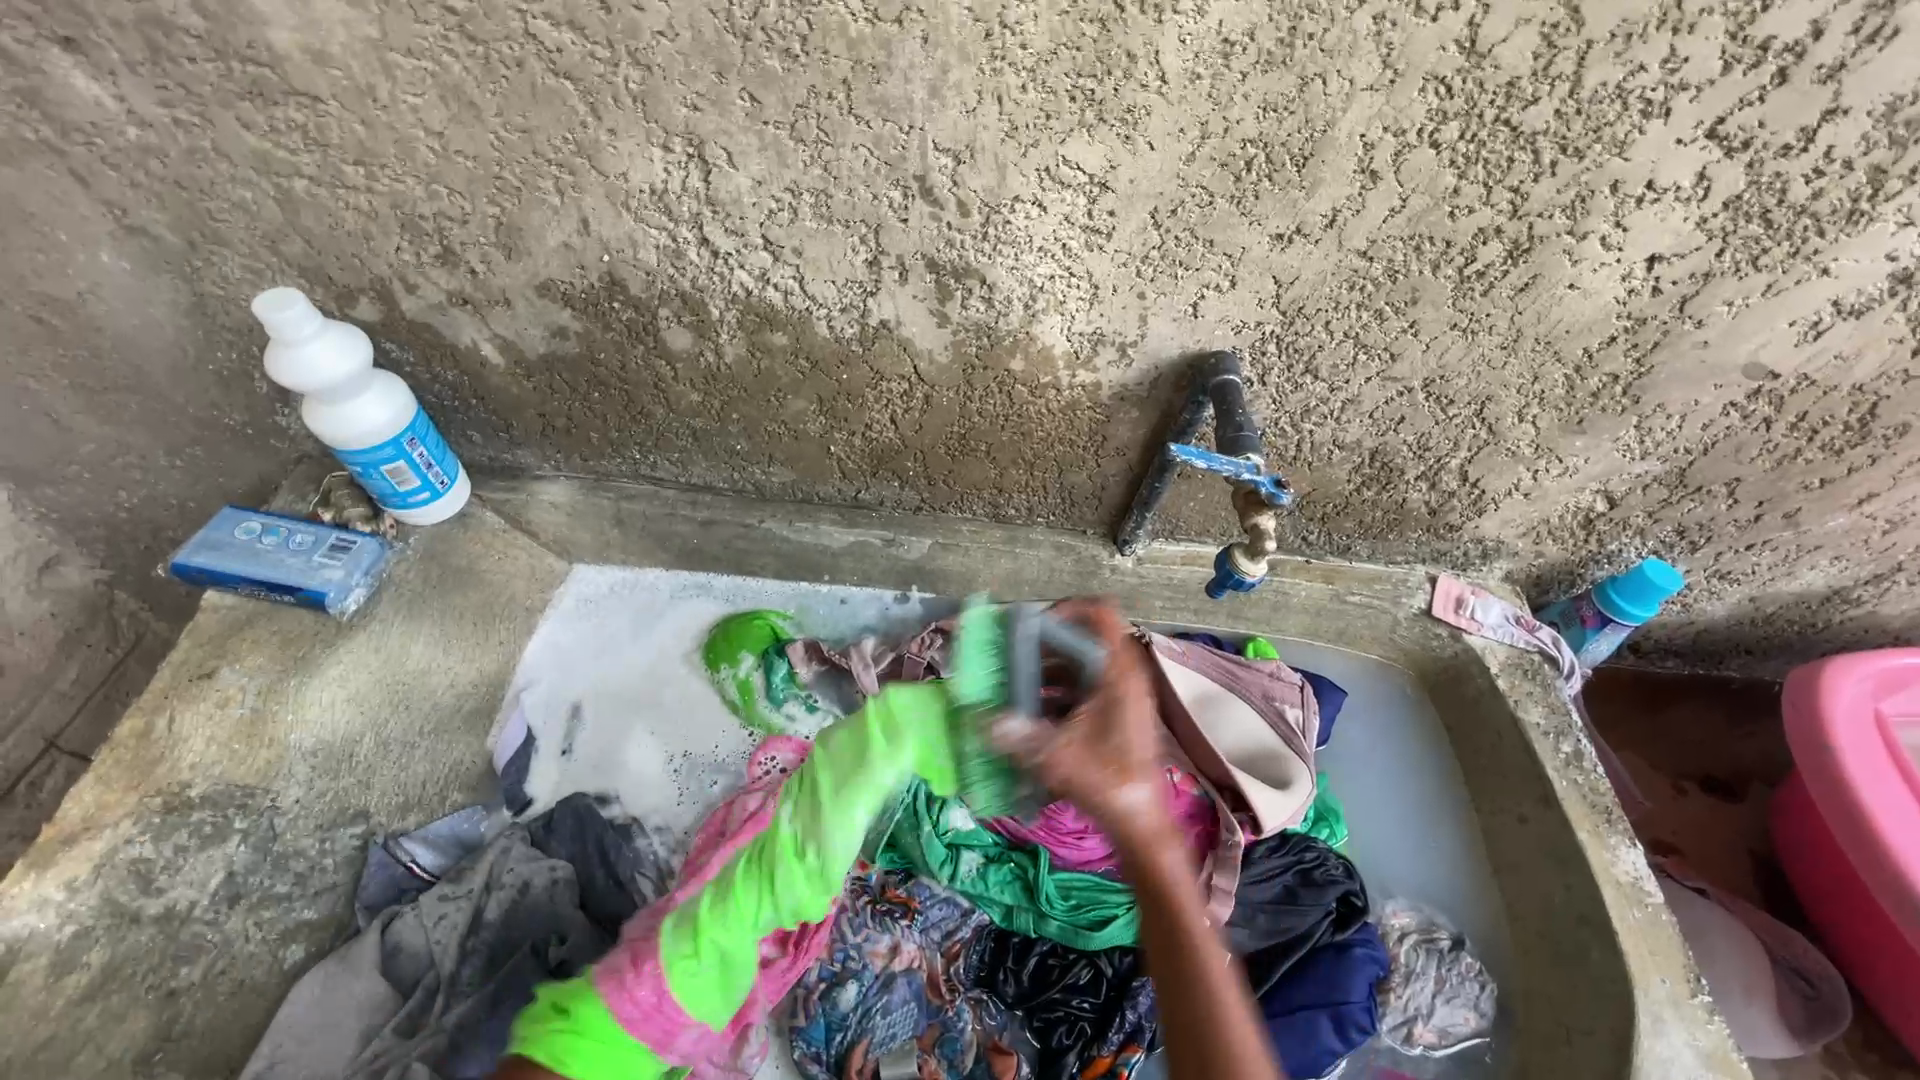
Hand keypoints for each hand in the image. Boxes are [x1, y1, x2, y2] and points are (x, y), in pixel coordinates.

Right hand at [989, 599, 1171, 851]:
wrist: (1141, 824)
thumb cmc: (1107, 782)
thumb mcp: (1056, 756)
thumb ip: (1017, 734)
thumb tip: (980, 718)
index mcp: (1118, 673)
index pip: (1101, 614)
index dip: (1066, 609)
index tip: (1032, 626)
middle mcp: (1123, 676)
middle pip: (1082, 640)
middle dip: (1042, 646)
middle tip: (1008, 658)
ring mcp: (1121, 696)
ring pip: (1079, 666)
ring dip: (1045, 672)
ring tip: (1012, 686)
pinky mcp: (1115, 716)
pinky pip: (1082, 689)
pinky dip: (1055, 694)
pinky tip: (1029, 714)